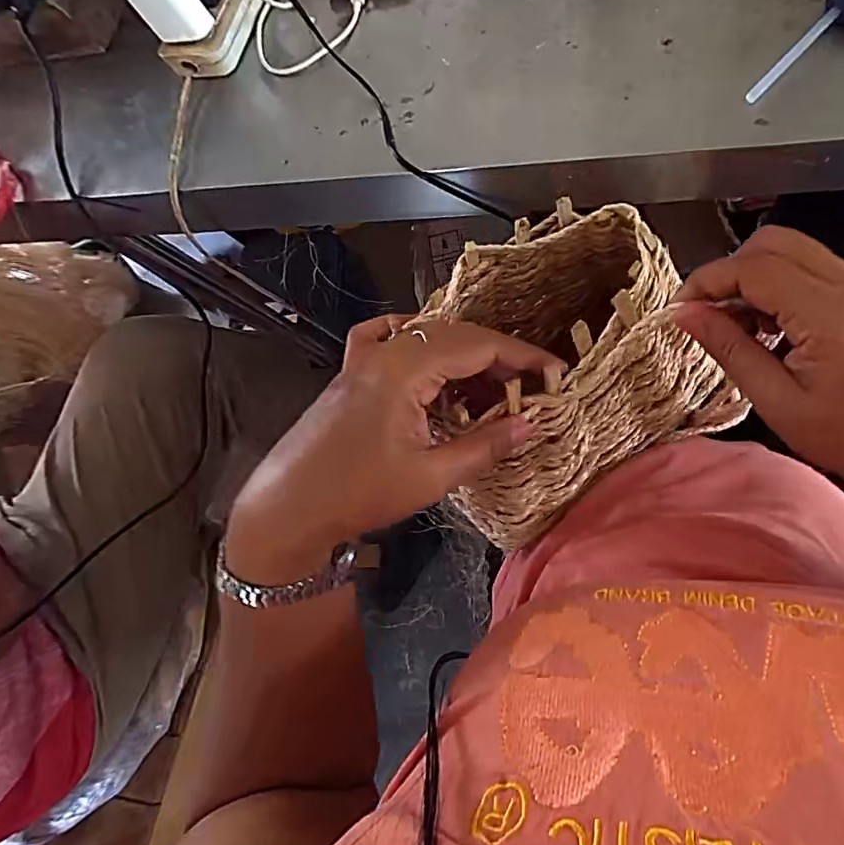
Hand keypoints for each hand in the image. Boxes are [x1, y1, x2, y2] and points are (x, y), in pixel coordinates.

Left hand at [225, 315, 562, 583]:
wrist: (287, 508)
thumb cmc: (358, 493)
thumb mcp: (431, 475)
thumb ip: (486, 445)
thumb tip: (531, 425)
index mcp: (405, 368)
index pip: (479, 347)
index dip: (524, 358)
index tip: (556, 374)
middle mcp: (385, 350)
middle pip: (458, 336)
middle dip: (501, 358)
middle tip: (531, 388)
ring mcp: (365, 357)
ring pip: (430, 337)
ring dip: (467, 358)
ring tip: (493, 389)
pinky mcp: (353, 371)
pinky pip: (390, 337)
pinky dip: (420, 342)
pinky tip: (432, 359)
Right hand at [671, 226, 843, 506]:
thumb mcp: (776, 401)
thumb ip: (729, 349)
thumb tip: (689, 316)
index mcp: (833, 317)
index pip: (755, 269)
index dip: (708, 281)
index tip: (682, 305)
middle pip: (774, 242)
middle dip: (729, 271)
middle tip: (705, 310)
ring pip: (792, 250)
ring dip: (754, 278)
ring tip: (738, 326)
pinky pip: (811, 268)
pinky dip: (778, 286)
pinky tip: (767, 326)